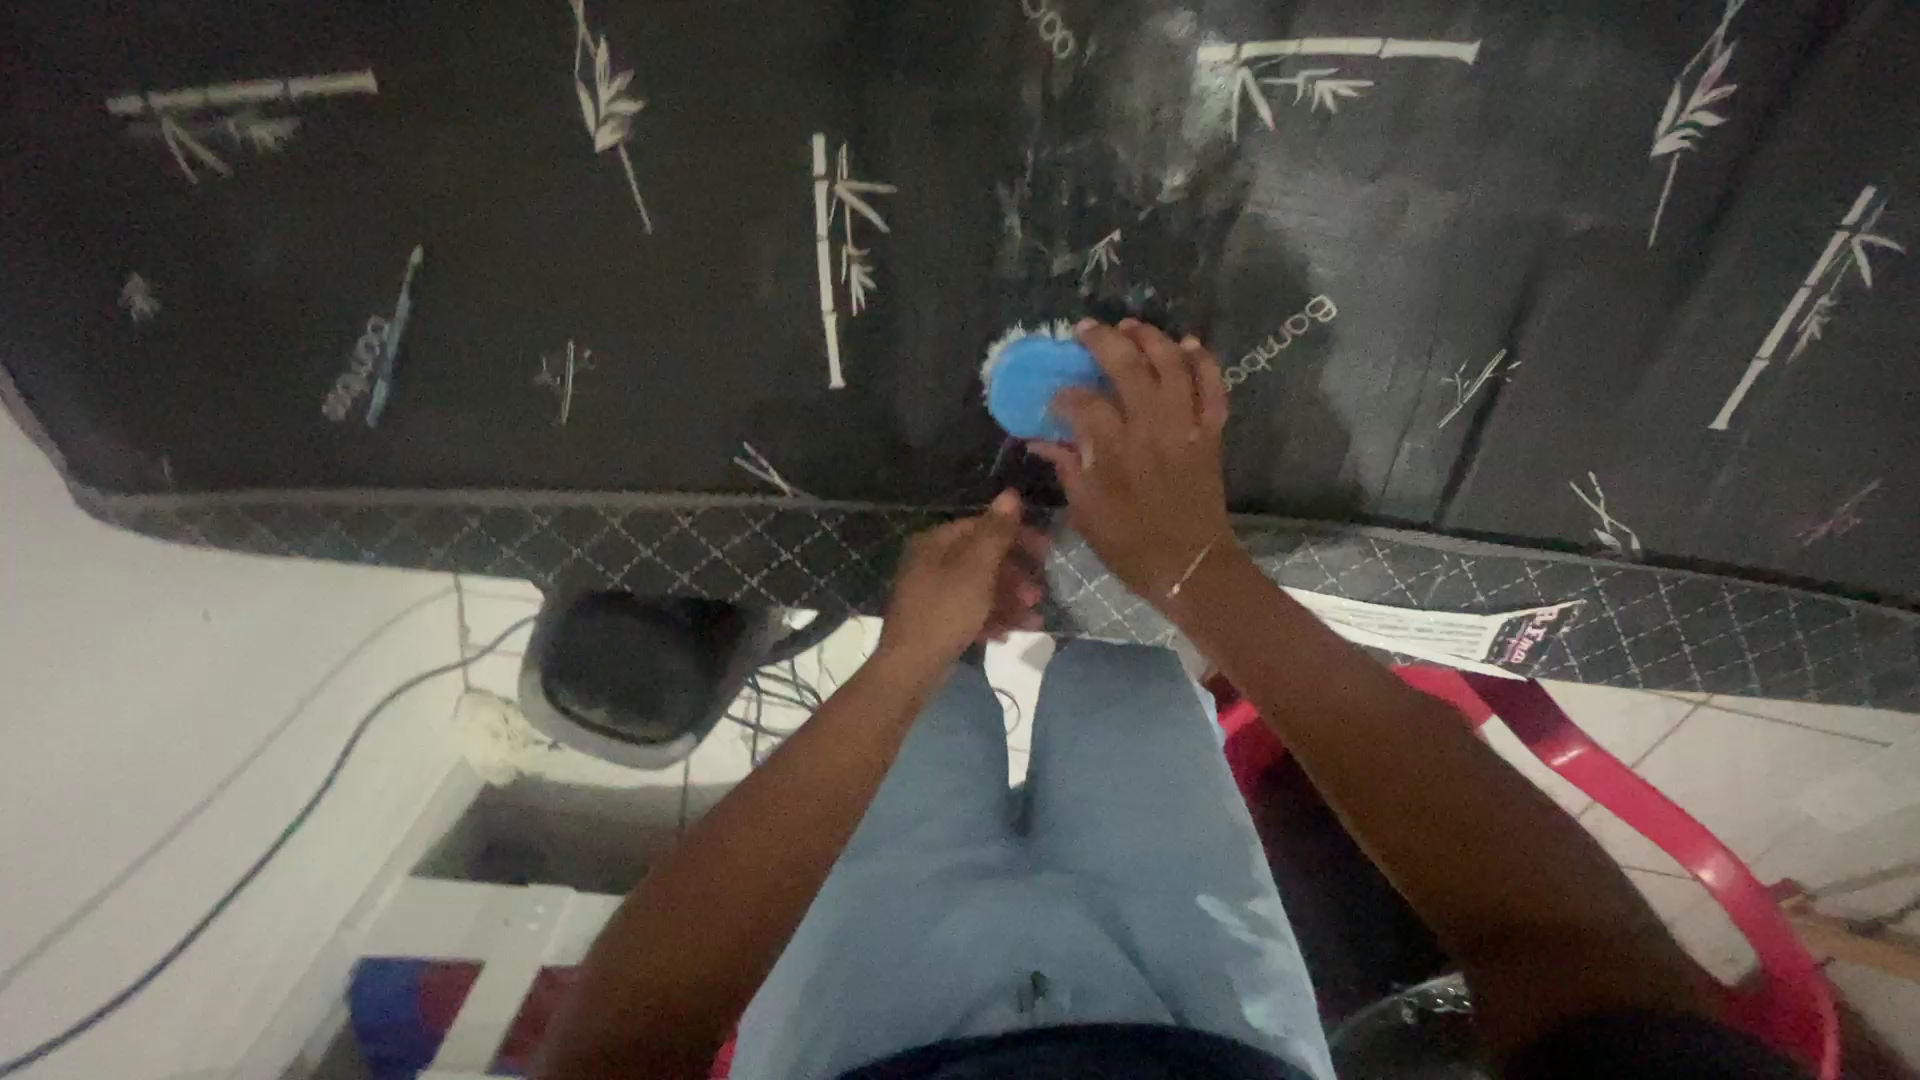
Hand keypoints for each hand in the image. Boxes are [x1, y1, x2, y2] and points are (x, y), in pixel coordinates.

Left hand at [876, 490, 1047, 671]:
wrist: (910, 668)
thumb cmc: (945, 611)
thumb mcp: (976, 569)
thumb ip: (996, 532)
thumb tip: (1010, 494)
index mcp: (935, 542)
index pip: (982, 527)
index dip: (1017, 537)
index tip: (1046, 554)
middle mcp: (929, 562)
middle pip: (982, 560)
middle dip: (1015, 577)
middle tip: (1038, 595)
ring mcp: (930, 593)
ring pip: (979, 589)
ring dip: (1008, 601)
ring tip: (1032, 620)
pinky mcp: (934, 621)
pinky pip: (969, 612)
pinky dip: (990, 619)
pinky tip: (1007, 635)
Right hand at [1027, 319, 1232, 603]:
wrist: (1192, 567)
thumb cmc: (1131, 546)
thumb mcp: (1086, 513)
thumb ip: (1068, 468)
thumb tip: (1043, 441)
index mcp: (1114, 453)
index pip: (1083, 403)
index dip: (1063, 395)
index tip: (1053, 399)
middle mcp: (1150, 429)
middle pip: (1128, 367)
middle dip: (1103, 341)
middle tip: (1085, 330)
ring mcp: (1185, 427)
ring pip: (1172, 365)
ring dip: (1151, 339)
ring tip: (1131, 326)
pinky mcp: (1210, 433)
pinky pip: (1213, 387)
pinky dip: (1203, 362)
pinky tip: (1187, 344)